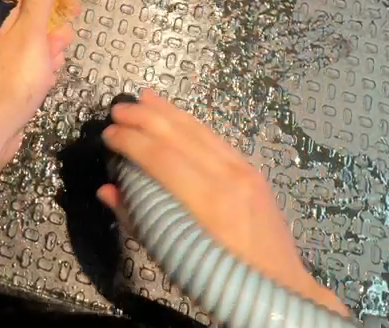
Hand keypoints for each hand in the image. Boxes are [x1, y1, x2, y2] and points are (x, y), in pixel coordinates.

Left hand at [0, 0, 74, 168]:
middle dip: (53, 15)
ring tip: (60, 50)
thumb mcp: (31, 34)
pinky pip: (31, 67)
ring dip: (51, 45)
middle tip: (74, 13)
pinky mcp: (9, 84)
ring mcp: (3, 61)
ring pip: (33, 43)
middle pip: (30, 16)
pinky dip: (44, 68)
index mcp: (2, 19)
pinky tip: (50, 77)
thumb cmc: (13, 78)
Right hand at [98, 89, 348, 315]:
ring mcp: (243, 168)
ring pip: (197, 128)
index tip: (107, 134)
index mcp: (208, 204)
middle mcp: (227, 176)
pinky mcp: (251, 166)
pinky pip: (213, 136)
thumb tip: (107, 190)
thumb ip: (140, 221)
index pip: (160, 157)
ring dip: (165, 111)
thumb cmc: (223, 282)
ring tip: (140, 98)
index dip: (130, 141)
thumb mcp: (178, 261)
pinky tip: (174, 114)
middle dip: (143, 118)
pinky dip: (188, 121)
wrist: (282, 289)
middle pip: (177, 135)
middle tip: (116, 109)